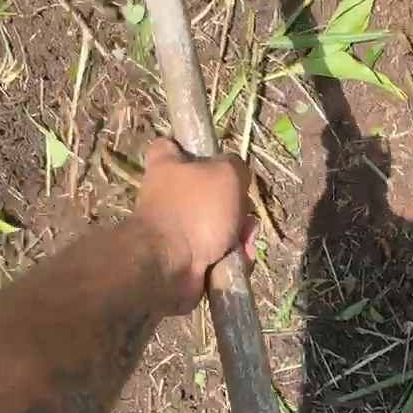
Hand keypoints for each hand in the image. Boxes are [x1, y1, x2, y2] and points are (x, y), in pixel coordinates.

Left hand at [135, 137, 252, 300]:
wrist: (170, 266)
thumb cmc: (195, 210)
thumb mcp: (226, 174)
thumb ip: (235, 166)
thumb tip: (237, 176)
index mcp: (166, 167)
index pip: (171, 146)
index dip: (190, 149)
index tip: (211, 159)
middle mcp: (167, 197)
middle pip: (208, 193)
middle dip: (235, 206)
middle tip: (245, 214)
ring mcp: (176, 231)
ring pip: (217, 227)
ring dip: (238, 235)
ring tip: (245, 243)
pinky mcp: (186, 260)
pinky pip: (217, 254)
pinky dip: (231, 258)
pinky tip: (240, 260)